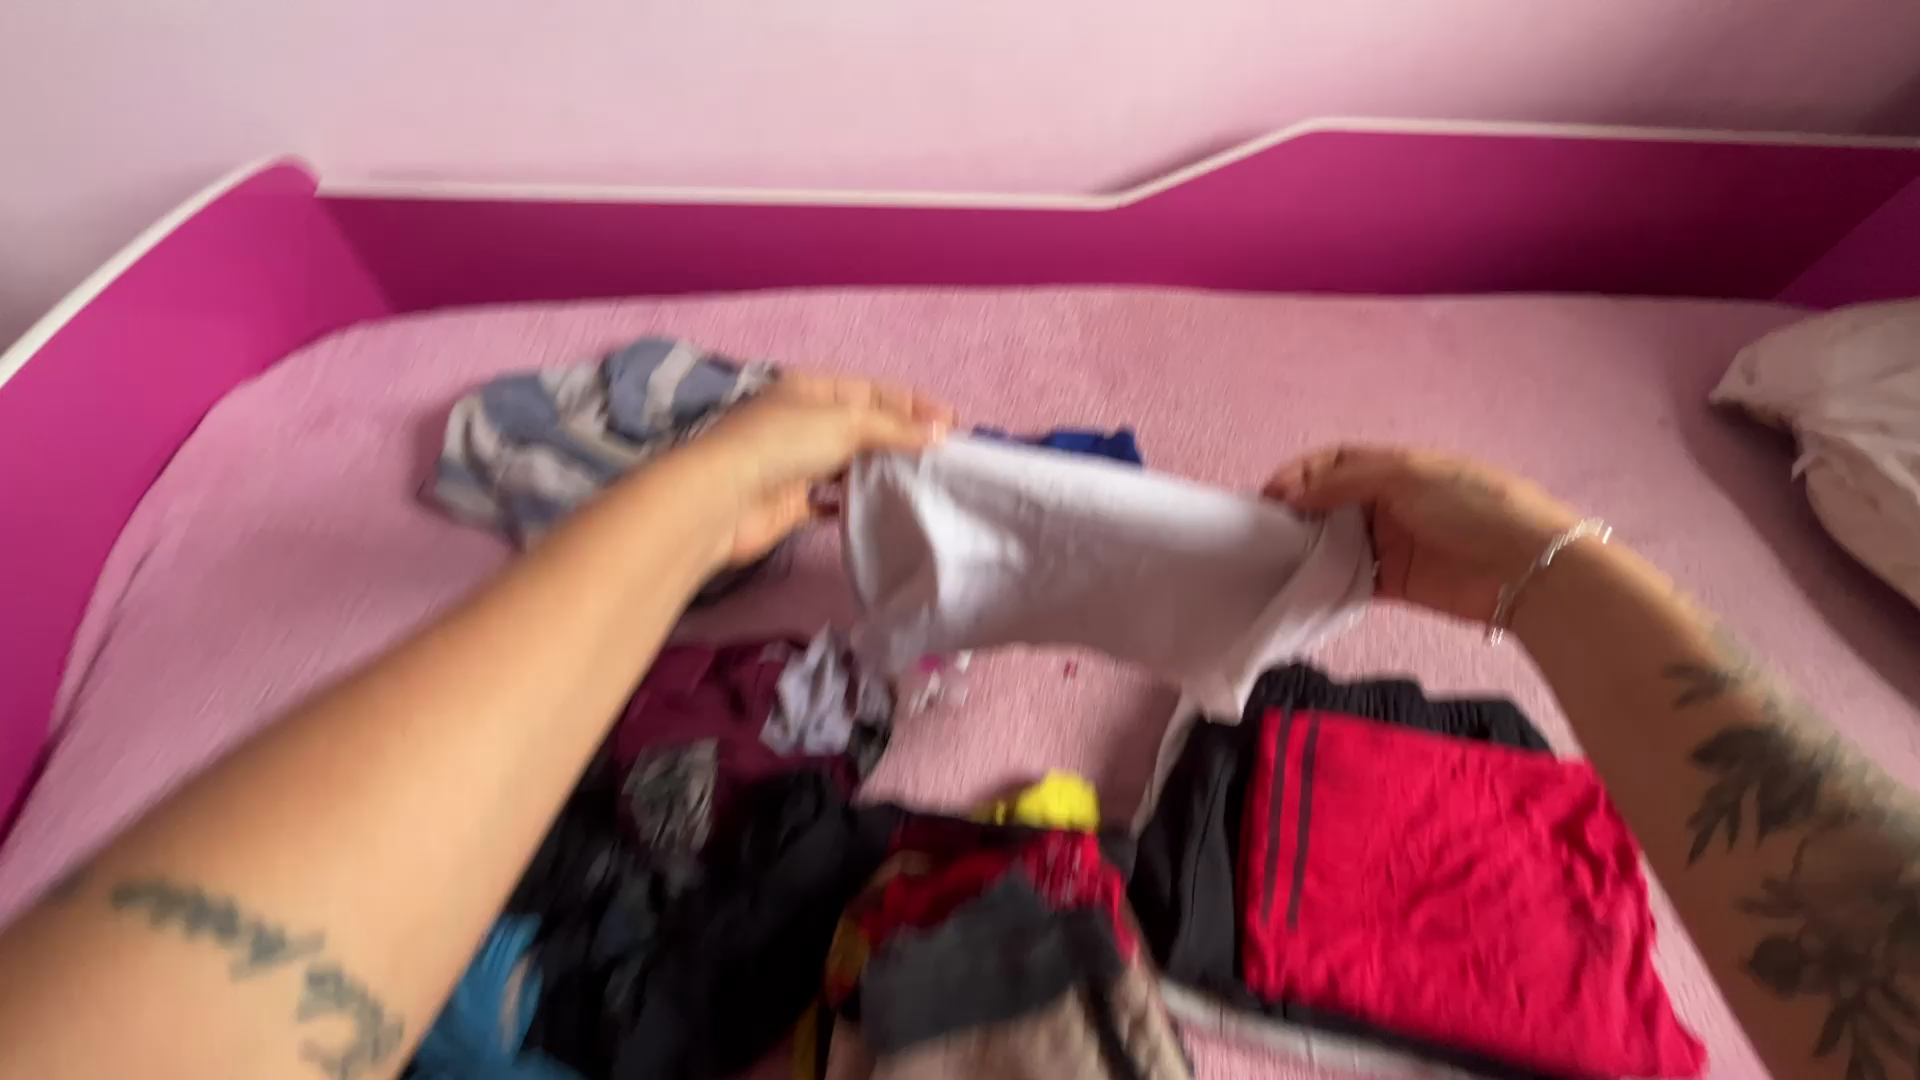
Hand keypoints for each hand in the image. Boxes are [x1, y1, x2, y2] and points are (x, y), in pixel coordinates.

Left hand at [678, 375, 953, 562]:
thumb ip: (895, 428)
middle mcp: (805, 422)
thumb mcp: (845, 422)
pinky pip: (836, 500)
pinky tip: (887, 508)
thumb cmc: (783, 444)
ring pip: (853, 464)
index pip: (873, 390)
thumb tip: (941, 434)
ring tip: (925, 482)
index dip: (914, 403)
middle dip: (904, 438)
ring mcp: (799, 463)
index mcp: (812, 389)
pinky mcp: (795, 502)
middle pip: (865, 427)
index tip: (953, 423)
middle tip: (945, 456)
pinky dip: (860, 502)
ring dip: (884, 470)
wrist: (724, 499)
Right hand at [1264, 446, 1582, 623]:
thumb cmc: (1472, 507)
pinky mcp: (1392, 581)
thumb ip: (1344, 483)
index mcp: (1393, 469)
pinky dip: (1326, 580)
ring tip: (1276, 556)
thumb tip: (1290, 497)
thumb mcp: (1408, 477)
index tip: (1271, 497)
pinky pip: (1348, 578)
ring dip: (1307, 547)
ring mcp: (1388, 543)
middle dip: (1296, 512)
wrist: (1529, 569)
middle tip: (1265, 530)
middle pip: (1327, 503)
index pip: (1333, 463)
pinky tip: (1305, 582)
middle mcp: (1386, 503)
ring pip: (1333, 541)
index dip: (1300, 474)